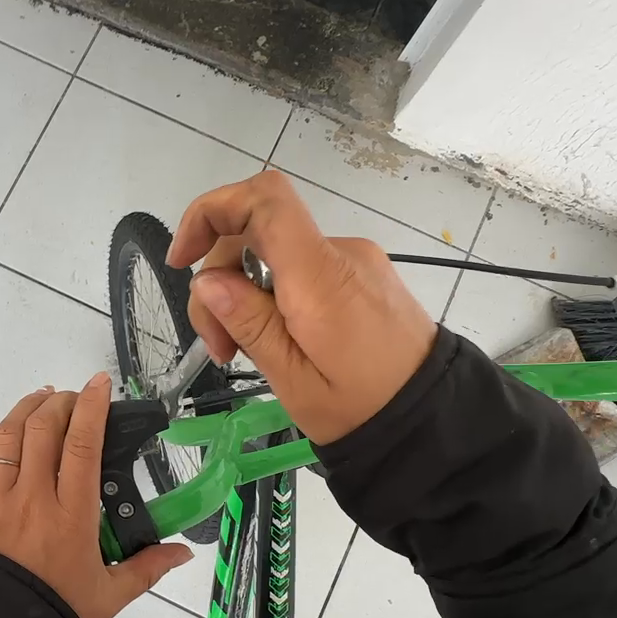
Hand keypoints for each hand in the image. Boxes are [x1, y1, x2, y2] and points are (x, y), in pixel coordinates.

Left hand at [0, 374, 193, 617]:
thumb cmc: (52, 610)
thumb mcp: (108, 595)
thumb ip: (147, 569)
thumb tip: (184, 553)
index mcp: (71, 514)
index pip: (83, 445)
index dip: (92, 407)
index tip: (100, 385)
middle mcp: (32, 496)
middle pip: (44, 429)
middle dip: (61, 403)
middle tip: (73, 399)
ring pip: (8, 435)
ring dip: (27, 408)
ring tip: (43, 399)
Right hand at [169, 170, 438, 443]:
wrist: (434, 416)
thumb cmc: (361, 408)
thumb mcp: (292, 378)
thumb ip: (249, 322)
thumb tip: (207, 280)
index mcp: (320, 277)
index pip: (263, 201)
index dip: (210, 212)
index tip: (182, 259)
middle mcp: (338, 253)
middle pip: (254, 235)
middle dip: (219, 283)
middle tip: (218, 348)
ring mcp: (352, 260)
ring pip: (272, 257)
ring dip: (244, 298)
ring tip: (242, 354)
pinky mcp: (359, 274)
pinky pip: (298, 270)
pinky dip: (272, 298)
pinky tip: (275, 342)